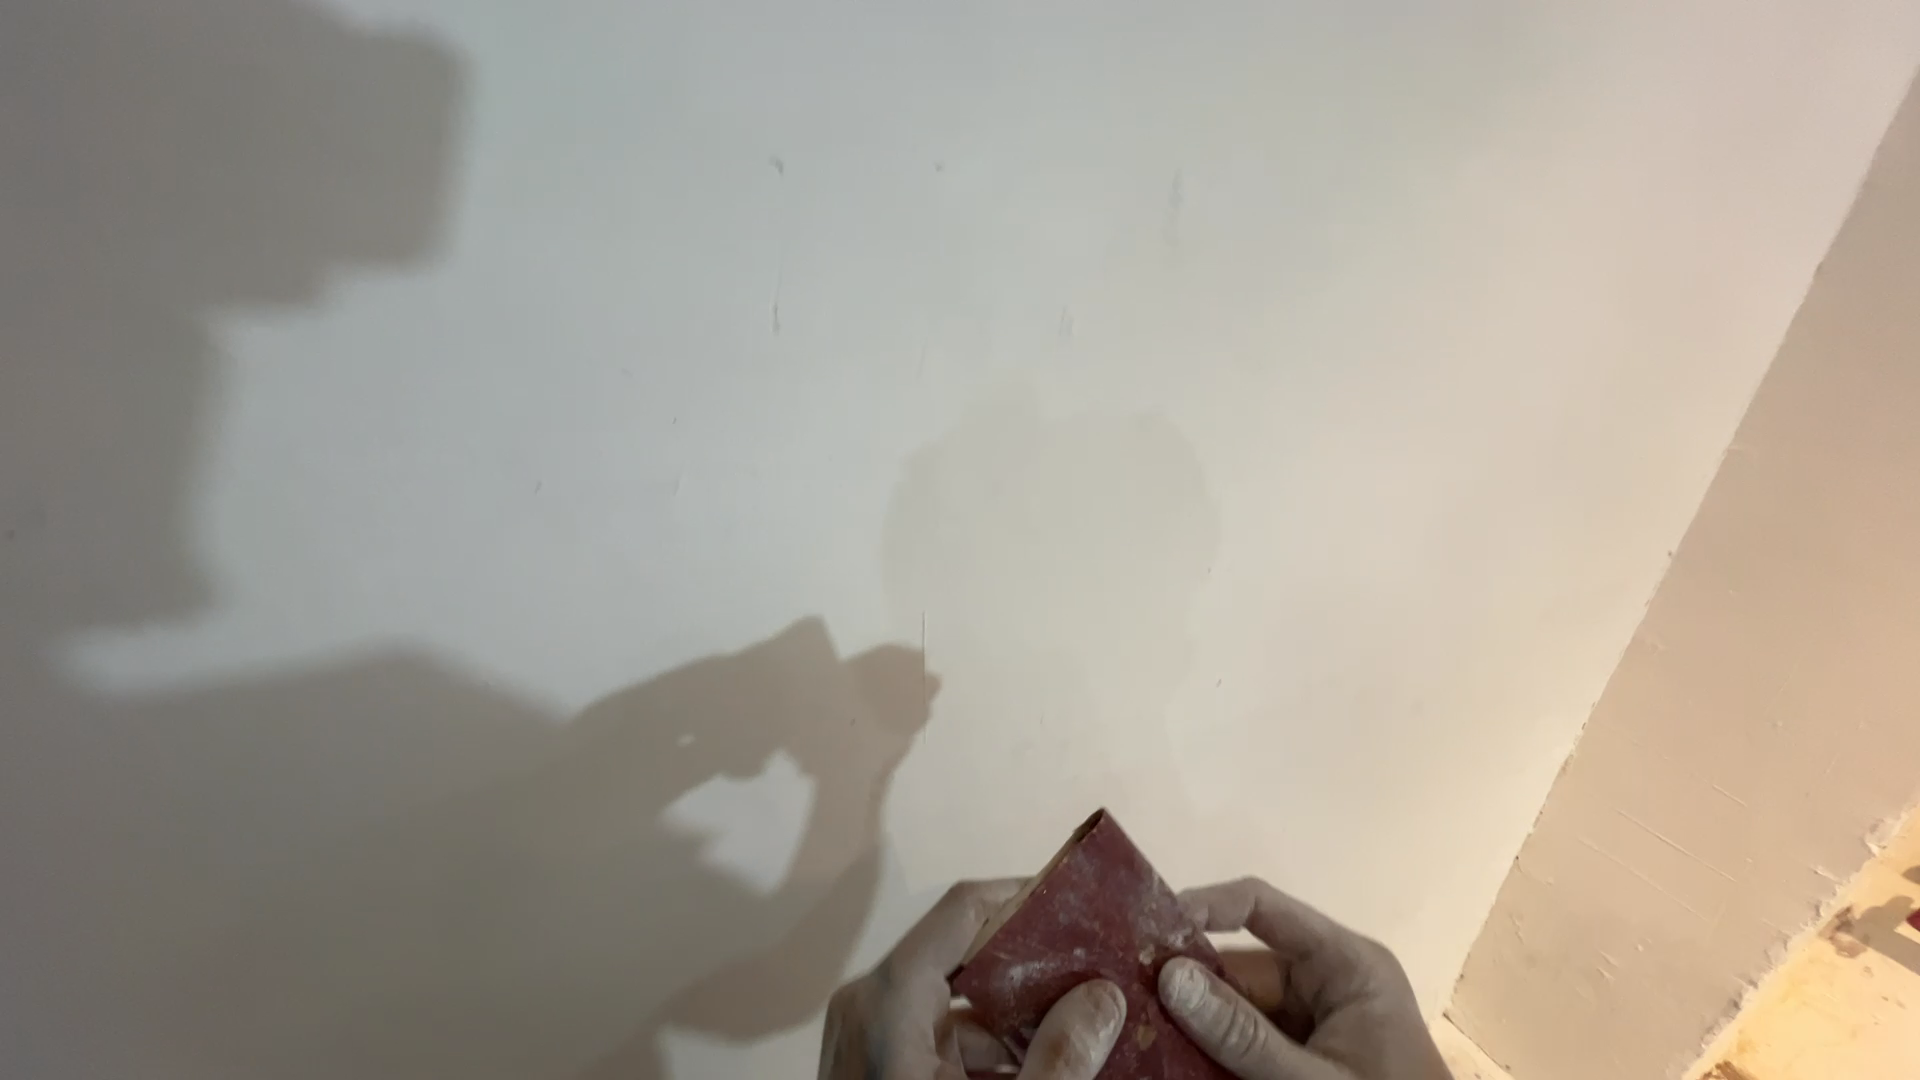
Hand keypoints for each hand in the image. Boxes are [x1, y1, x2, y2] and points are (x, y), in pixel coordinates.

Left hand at [821, 879, 1127, 1079]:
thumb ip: (1058, 1062)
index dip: (1022, 896)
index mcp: (890, 997)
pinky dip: (992, 1046)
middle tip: (1093, 961)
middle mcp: (874, 998)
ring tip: (1083, 1014)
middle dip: (1033, 961)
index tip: (1078, 903)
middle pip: (964, 950)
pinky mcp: (881, 1060)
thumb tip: (1105, 997)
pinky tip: (1044, 1062)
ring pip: (958, 995)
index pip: (963, 910)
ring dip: (1018, 1009)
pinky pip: (944, 1032)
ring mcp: (873, 1030)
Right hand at [1156, 878, 1449, 1079]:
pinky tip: (1172, 1054)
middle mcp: (1324, 981)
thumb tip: (1169, 975)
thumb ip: (1244, 1036)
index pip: (1260, 904)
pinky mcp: (1301, 1058)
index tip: (1150, 924)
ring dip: (1194, 1022)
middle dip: (1189, 982)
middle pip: (1238, 965)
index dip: (1204, 904)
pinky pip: (1244, 1042)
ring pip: (1234, 1007)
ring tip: (1141, 1023)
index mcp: (1344, 963)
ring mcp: (1311, 1022)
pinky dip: (1213, 1051)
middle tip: (1131, 992)